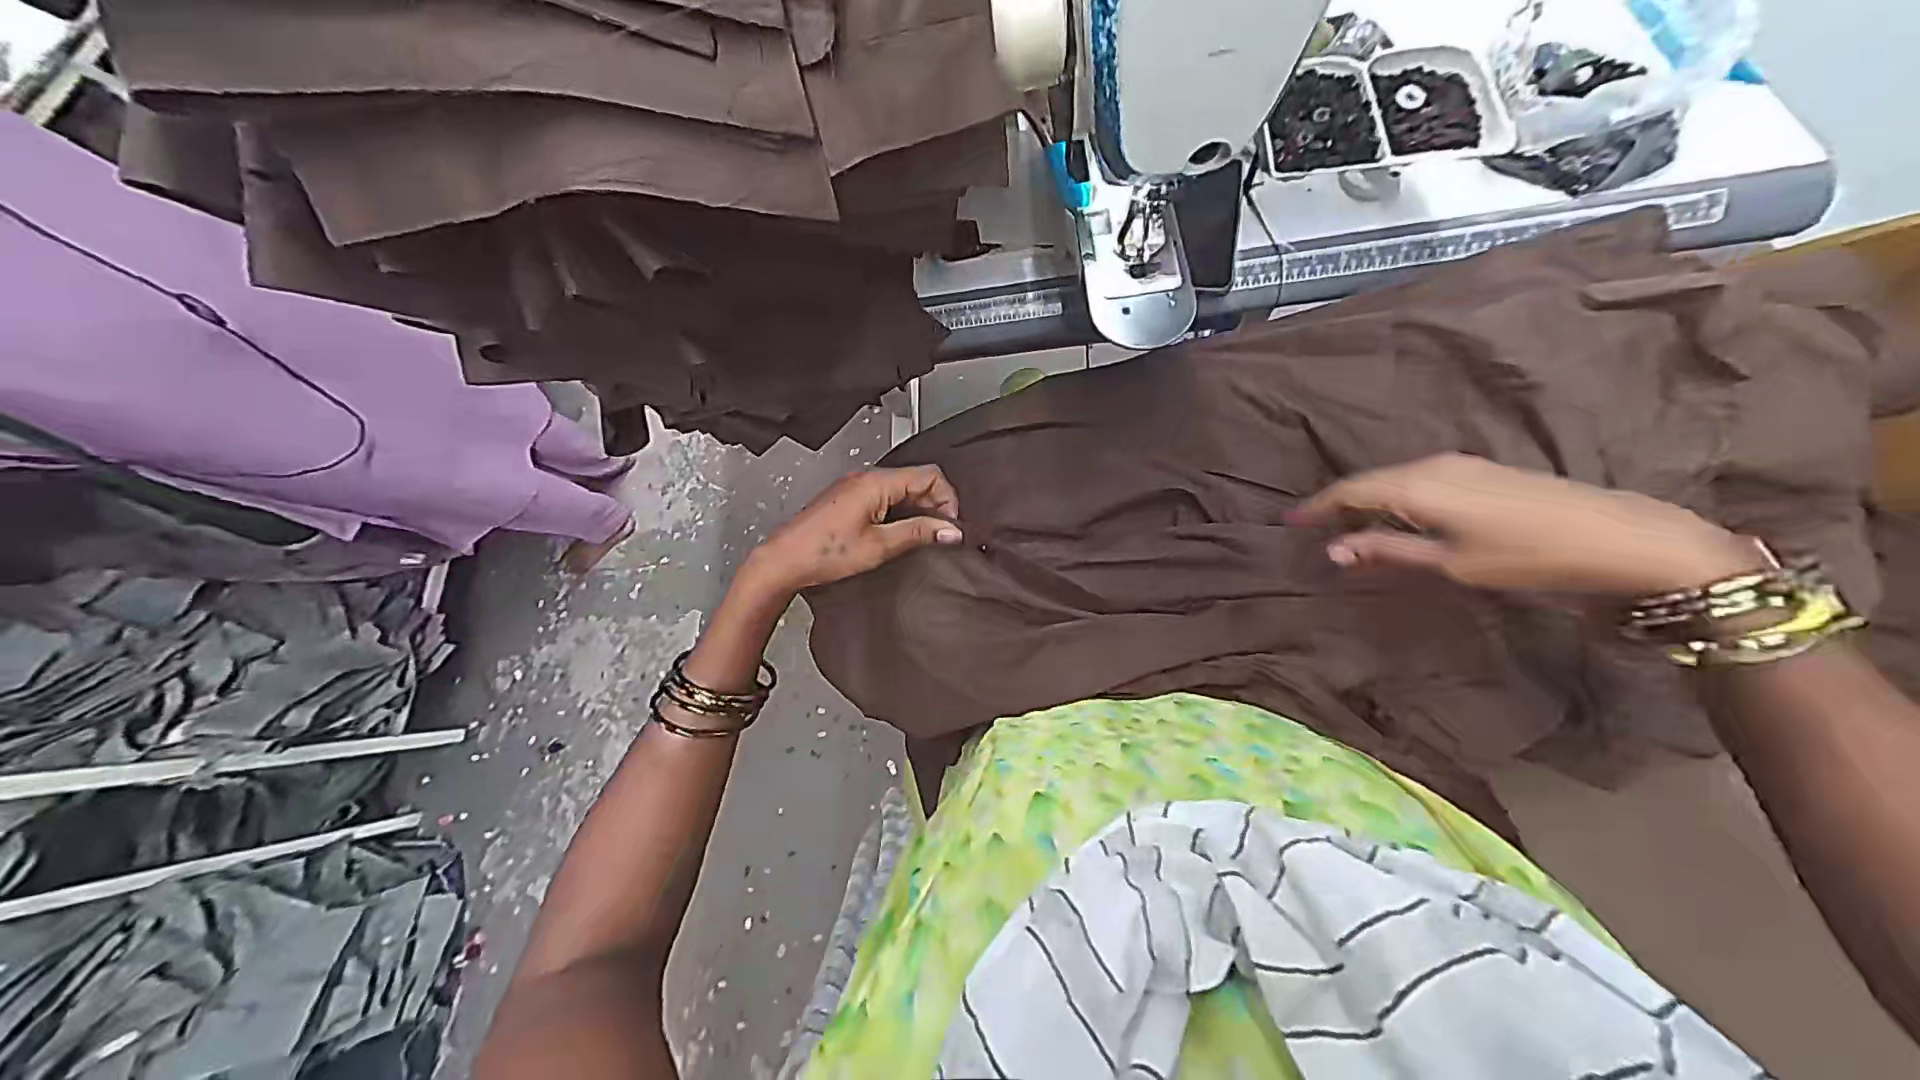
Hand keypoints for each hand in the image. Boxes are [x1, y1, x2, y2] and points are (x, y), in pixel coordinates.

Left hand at [745, 466, 962, 594]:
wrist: (784, 560)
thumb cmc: (822, 553)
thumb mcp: (879, 546)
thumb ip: (918, 533)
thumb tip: (950, 530)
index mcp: (876, 482)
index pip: (930, 475)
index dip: (947, 498)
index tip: (950, 524)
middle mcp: (865, 477)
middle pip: (917, 479)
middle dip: (935, 505)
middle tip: (939, 534)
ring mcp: (855, 486)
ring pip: (901, 488)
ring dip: (917, 509)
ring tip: (919, 537)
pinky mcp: (848, 498)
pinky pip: (884, 496)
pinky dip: (899, 511)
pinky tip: (896, 534)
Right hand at [1290, 453, 1764, 596]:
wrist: (1623, 538)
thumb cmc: (1528, 556)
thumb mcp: (1450, 562)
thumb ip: (1388, 551)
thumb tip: (1333, 551)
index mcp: (1418, 485)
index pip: (1350, 491)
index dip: (1317, 508)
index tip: (1289, 522)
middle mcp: (1433, 465)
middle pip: (1369, 482)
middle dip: (1338, 505)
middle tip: (1315, 530)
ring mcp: (1460, 465)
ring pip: (1394, 480)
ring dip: (1367, 502)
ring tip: (1348, 528)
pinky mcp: (1481, 472)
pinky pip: (1418, 480)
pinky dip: (1395, 498)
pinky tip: (1395, 518)